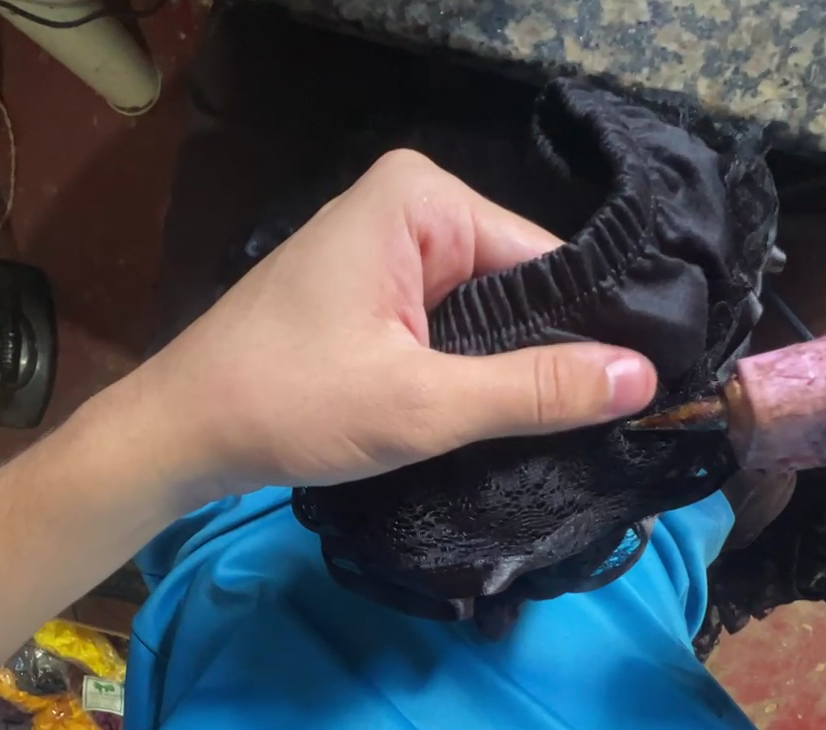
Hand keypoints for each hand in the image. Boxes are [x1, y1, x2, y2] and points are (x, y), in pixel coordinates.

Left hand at [112, 150, 656, 504]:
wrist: (184, 432)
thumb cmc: (290, 405)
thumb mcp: (420, 403)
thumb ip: (532, 389)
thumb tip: (642, 377)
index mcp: (423, 200)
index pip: (545, 260)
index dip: (588, 330)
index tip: (630, 395)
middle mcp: (405, 209)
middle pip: (512, 286)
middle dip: (540, 355)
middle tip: (592, 427)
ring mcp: (379, 254)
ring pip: (476, 315)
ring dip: (498, 371)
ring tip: (545, 431)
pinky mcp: (363, 297)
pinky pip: (437, 329)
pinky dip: (457, 372)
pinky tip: (480, 416)